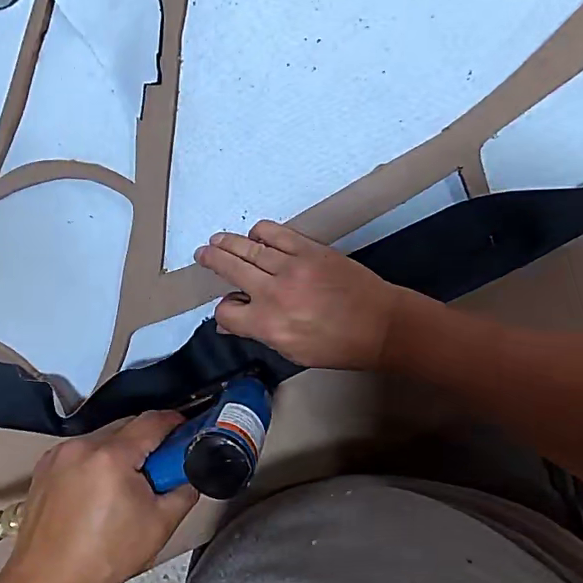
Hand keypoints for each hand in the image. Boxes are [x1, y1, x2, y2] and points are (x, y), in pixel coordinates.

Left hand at [2, 412, 197, 582]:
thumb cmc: (98, 559)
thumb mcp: (159, 526)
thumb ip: (184, 491)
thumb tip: (190, 476)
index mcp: (111, 457)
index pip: (153, 421)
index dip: (176, 423)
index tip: (186, 431)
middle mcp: (81, 448)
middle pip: (127, 428)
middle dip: (148, 444)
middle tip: (160, 472)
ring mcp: (59, 456)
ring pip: (103, 440)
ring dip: (120, 455)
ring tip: (126, 492)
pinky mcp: (45, 468)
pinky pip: (81, 453)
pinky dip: (96, 464)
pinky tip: (100, 496)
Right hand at [193, 220, 414, 369]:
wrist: (380, 324)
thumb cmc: (340, 345)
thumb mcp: (292, 350)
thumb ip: (257, 334)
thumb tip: (230, 323)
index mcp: (268, 324)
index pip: (226, 311)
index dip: (224, 311)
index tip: (230, 307)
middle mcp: (274, 293)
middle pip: (229, 268)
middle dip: (212, 260)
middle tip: (202, 253)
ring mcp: (292, 267)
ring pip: (247, 247)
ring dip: (227, 242)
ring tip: (217, 240)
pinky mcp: (309, 250)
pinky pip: (274, 233)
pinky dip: (260, 232)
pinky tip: (255, 235)